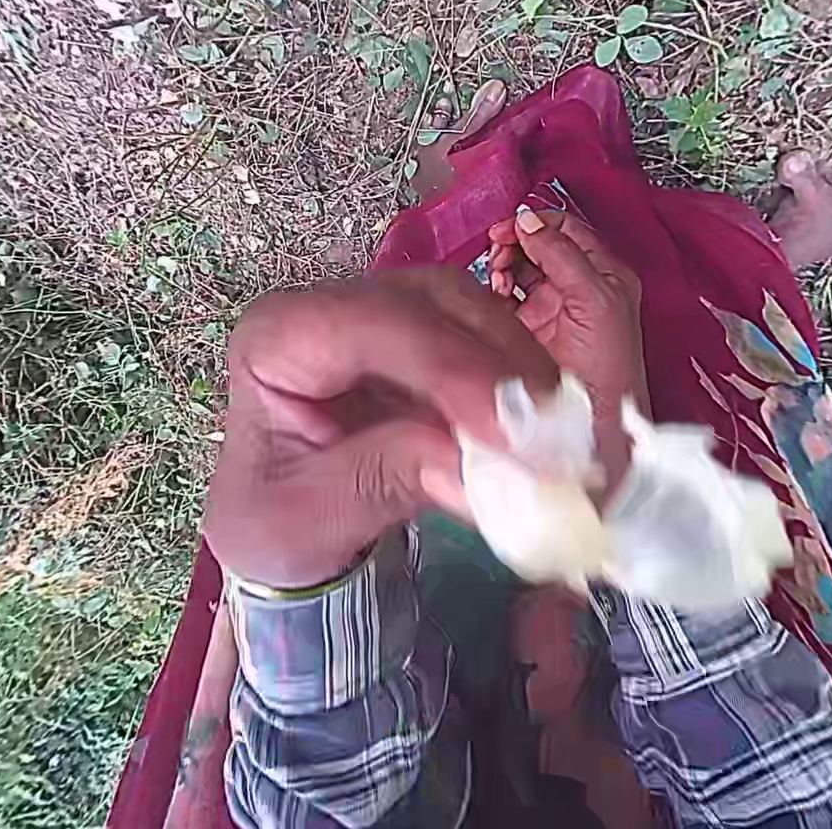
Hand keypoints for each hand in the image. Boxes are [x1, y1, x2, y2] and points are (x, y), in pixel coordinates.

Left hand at [203, 269, 557, 587]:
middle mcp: (325, 313)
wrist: (281, 528)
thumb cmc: (275, 521)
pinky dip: (516, 379)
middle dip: (496, 362)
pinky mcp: (414, 346)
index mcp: (274, 338)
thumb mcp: (310, 517)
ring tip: (556, 435)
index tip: (509, 432)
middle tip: (554, 436)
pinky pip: (478, 339)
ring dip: (517, 366)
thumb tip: (473, 468)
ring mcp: (374, 321)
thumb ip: (382, 482)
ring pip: (463, 310)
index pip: (367, 326)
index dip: (447, 367)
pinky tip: (540, 425)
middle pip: (425, 302)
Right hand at [486, 208, 648, 466]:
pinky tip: (497, 296)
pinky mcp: (526, 326)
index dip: (537, 223)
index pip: (565, 228)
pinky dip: (495, 290)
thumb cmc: (609, 370)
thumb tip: (532, 223)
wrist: (592, 422)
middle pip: (537, 245)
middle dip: (515, 242)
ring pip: (518, 267)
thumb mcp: (596, 300)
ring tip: (499, 275)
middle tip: (499, 248)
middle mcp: (575, 285)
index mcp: (602, 273)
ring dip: (503, 264)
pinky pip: (504, 296)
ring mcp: (549, 306)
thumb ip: (564, 256)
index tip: (512, 227)